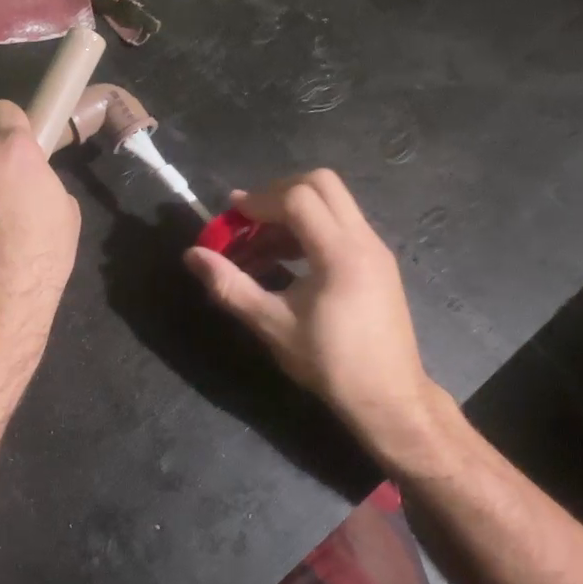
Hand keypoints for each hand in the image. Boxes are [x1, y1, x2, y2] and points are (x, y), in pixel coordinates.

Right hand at [184, 170, 447, 452]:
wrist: (390, 399)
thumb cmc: (330, 364)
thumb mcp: (272, 325)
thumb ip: (230, 286)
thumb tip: (192, 256)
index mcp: (340, 253)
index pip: (298, 198)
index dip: (259, 202)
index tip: (232, 220)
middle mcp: (364, 240)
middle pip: (322, 184)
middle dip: (279, 193)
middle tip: (250, 220)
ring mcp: (376, 249)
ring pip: (335, 201)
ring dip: (295, 210)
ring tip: (262, 245)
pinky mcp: (379, 262)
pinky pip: (343, 224)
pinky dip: (312, 226)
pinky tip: (288, 260)